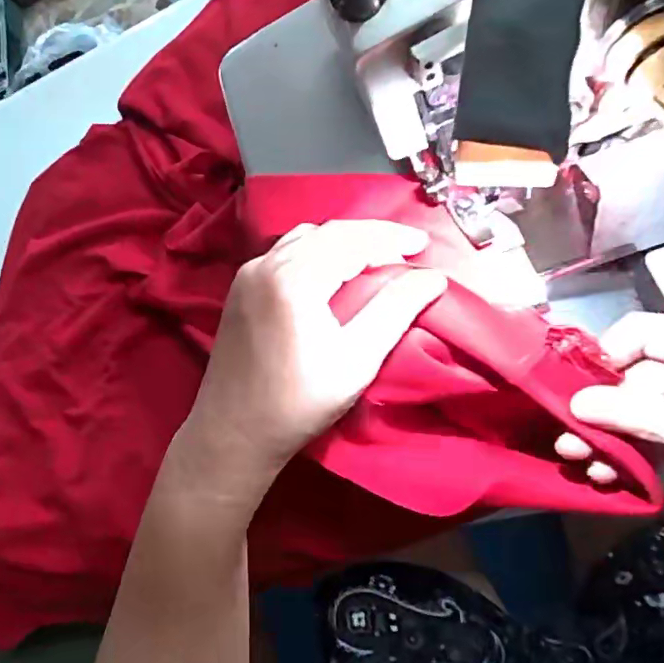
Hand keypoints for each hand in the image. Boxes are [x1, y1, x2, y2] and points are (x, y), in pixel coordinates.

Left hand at [175, 221, 447, 501]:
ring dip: (342, 239)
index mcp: (292, 279)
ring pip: (304, 238)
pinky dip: (316, 249)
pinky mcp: (240, 287)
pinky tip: (335, 267)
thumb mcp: (357, 360)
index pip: (350, 240)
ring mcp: (248, 274)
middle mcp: (265, 265)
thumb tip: (431, 277)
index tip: (423, 242)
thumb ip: (394, 310)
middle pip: (327, 233)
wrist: (232, 429)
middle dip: (370, 235)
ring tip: (377, 256)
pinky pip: (285, 251)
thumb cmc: (297, 403)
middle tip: (406, 247)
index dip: (390, 238)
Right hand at [565, 312, 663, 534]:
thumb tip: (575, 405)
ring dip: (622, 438)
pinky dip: (651, 450)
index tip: (567, 401)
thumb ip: (648, 420)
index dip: (599, 363)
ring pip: (654, 408)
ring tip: (589, 470)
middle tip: (569, 450)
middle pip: (641, 377)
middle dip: (604, 414)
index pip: (640, 335)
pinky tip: (622, 474)